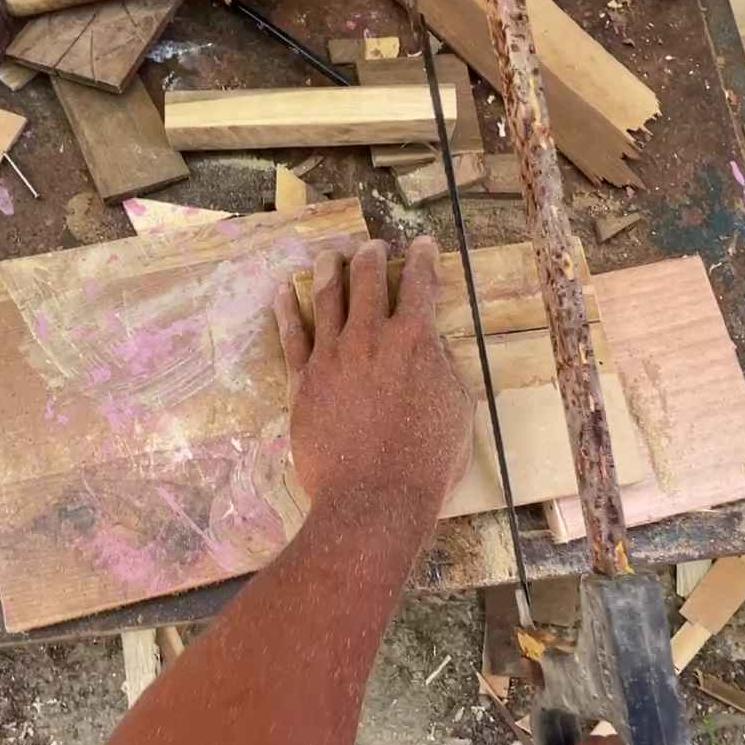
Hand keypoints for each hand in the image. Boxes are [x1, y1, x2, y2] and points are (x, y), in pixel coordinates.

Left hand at [272, 236, 471, 517]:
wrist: (372, 498)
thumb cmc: (426, 462)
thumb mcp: (458, 411)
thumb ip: (446, 369)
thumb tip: (435, 346)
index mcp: (415, 339)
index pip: (420, 284)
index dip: (423, 260)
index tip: (422, 247)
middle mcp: (370, 337)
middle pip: (368, 278)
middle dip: (372, 256)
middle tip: (372, 247)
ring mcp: (331, 356)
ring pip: (327, 297)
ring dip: (330, 269)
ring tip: (330, 255)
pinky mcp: (302, 380)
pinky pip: (291, 335)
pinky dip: (288, 309)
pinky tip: (285, 292)